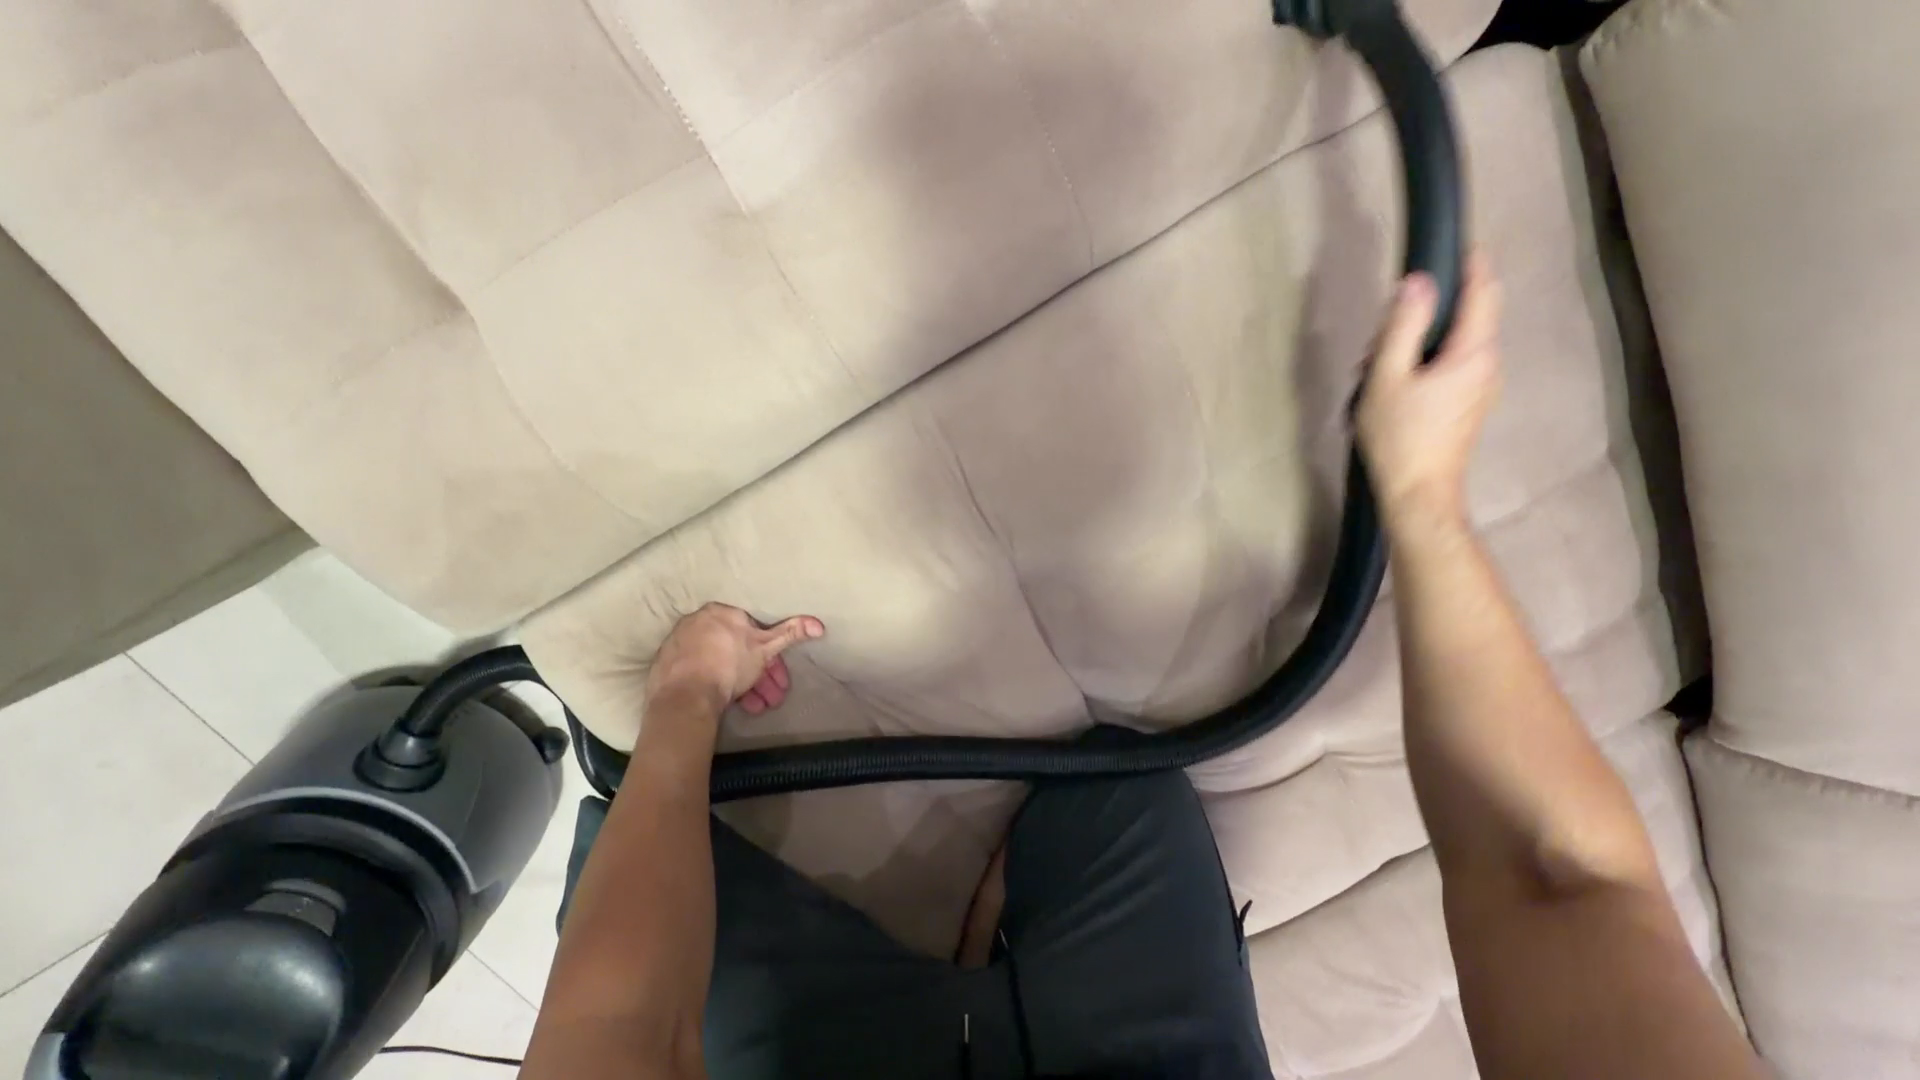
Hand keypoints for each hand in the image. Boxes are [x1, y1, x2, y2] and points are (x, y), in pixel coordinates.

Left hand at [645, 603, 826, 715]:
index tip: (779, 681)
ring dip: (742, 688)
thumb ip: (791, 632)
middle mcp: (696, 622)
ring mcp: (678, 645)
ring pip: (719, 665)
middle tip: (771, 700)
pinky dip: (715, 687)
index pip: (753, 633)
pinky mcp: (665, 667)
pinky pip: (698, 674)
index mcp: (720, 612)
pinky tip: (725, 704)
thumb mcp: (765, 647)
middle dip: (759, 678)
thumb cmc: (730, 665)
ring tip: (754, 709)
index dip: (771, 659)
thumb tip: (819, 624)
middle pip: (736, 651)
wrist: (685, 697)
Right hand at [1356, 251, 1503, 529]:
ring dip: (1421, 341)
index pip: (1483, 292)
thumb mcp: (1388, 377)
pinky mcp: (1469, 407)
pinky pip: (1452, 367)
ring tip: (1376, 363)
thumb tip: (1417, 282)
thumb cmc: (1400, 436)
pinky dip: (1425, 362)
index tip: (1462, 242)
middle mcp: (1488, 365)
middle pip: (1469, 318)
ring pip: (1456, 345)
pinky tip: (1392, 383)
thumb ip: (1402, 326)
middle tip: (1384, 326)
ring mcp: (1482, 389)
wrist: (1419, 494)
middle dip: (1432, 309)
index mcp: (1474, 352)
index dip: (1473, 264)